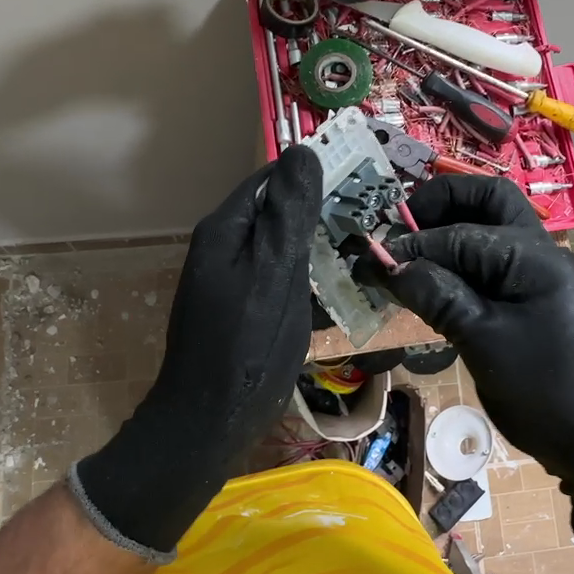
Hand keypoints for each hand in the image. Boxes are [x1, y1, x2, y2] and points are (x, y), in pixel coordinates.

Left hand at [70, 146, 322, 561]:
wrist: (207, 423)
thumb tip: (302, 151)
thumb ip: (289, 215)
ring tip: (357, 252)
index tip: (358, 185)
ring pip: (277, 247)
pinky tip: (329, 290)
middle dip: (316, 214)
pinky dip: (301, 277)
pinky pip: (274, 277)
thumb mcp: (275, 274)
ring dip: (312, 247)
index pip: (271, 181)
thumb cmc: (246, 346)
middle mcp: (220, 247)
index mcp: (224, 229)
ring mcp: (226, 279)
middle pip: (274, 213)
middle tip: (365, 223)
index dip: (312, 178)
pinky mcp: (237, 308)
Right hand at [373, 176, 573, 559]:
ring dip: (452, 230)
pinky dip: (464, 263)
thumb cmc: (547, 393)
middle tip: (402, 224)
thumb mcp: (484, 343)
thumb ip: (438, 296)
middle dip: (442, 203)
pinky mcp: (539, 301)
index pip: (461, 233)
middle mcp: (542, 253)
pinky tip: (436, 286)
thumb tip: (388, 262)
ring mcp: (543, 277)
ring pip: (494, 230)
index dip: (414, 244)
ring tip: (411, 253)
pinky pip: (496, 265)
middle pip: (489, 202)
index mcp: (534, 256)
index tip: (372, 260)